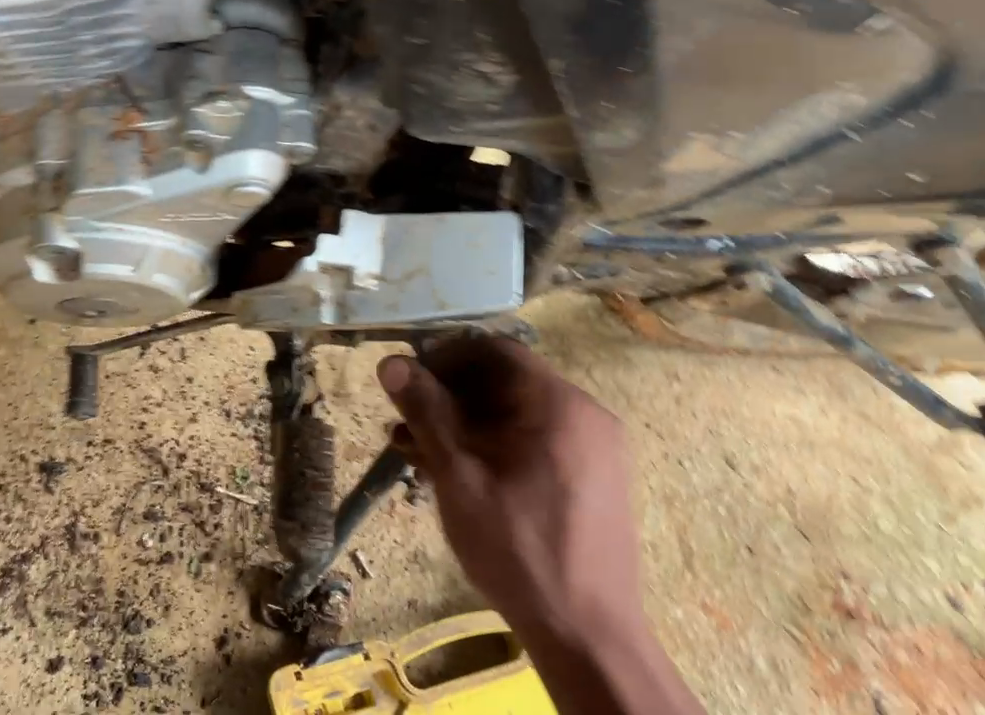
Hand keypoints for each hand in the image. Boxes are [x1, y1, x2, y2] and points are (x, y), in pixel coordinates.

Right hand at [377, 335, 642, 641]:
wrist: (588, 634)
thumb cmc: (517, 548)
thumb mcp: (459, 475)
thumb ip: (427, 412)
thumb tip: (392, 362)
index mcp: (557, 404)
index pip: (492, 350)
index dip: (442, 357)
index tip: (404, 383)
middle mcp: (583, 413)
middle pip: (503, 380)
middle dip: (447, 396)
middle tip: (402, 424)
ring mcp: (592, 447)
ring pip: (515, 413)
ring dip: (464, 424)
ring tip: (415, 454)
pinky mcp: (591, 476)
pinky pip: (534, 440)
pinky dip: (492, 446)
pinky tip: (455, 474)